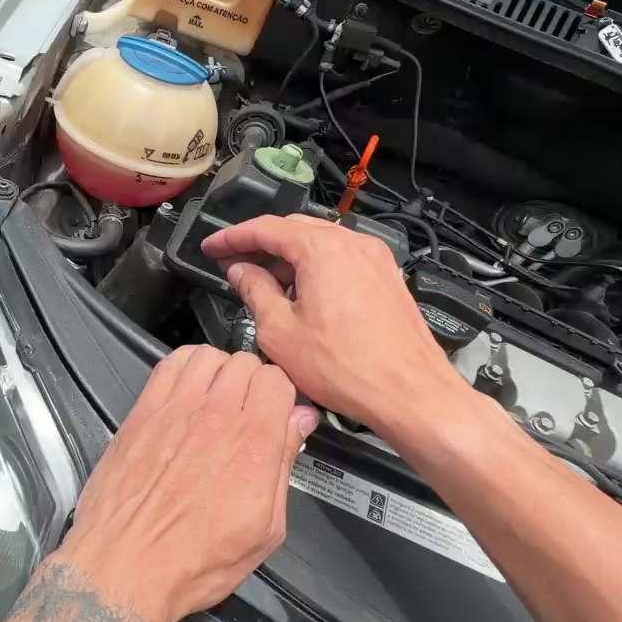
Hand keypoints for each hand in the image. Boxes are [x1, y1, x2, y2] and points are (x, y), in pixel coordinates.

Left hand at [57, 346, 317, 621]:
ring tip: (218, 395)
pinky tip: (187, 389)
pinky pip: (167, 366)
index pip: (279, 381)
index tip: (279, 413)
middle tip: (250, 409)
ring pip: (206, 356)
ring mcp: (173, 411)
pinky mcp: (141, 414)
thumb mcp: (265, 530)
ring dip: (219, 369)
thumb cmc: (192, 561)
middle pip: (245, 364)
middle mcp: (214, 417)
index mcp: (253, 445)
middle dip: (254, 382)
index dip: (283, 396)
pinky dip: (183, 366)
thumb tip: (299, 423)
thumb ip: (283, 465)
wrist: (126, 567)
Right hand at [200, 214, 472, 436]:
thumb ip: (255, 292)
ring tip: (259, 279)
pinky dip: (312, 267)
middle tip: (230, 259)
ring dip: (285, 256)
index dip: (232, 236)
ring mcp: (374, 261)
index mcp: (323, 250)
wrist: (409, 393)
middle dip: (258, 243)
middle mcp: (353, 245)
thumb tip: (242, 273)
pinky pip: (340, 260)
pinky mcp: (386, 279)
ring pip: (319, 243)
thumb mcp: (279, 331)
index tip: (213, 246)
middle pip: (294, 230)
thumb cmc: (349, 368)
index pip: (265, 228)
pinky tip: (297, 292)